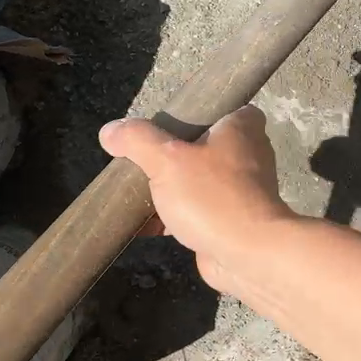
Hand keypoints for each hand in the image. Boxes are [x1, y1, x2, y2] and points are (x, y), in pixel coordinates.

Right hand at [100, 106, 295, 292]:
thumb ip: (138, 140)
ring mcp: (243, 186)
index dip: (192, 114)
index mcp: (242, 127)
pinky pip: (198, 209)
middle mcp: (249, 152)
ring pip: (197, 179)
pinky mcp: (233, 215)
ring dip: (168, 189)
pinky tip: (143, 226)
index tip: (163, 126)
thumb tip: (112, 130)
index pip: (221, 108)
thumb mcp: (167, 159)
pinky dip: (174, 216)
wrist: (247, 252)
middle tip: (139, 163)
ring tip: (134, 195)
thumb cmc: (212, 196)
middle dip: (170, 157)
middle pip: (201, 145)